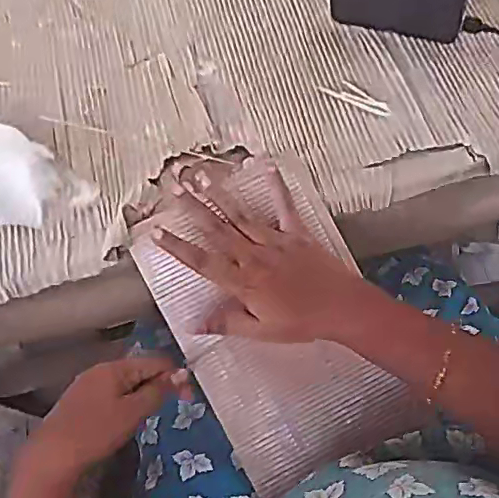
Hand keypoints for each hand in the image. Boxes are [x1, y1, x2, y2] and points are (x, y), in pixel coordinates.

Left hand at [18, 357, 190, 484]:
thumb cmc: (96, 432)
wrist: (53, 457)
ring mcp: (87, 386)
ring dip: (143, 397)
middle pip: (140, 370)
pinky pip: (113, 395)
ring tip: (150, 417)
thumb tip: (180, 374)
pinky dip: (127, 404)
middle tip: (173, 409)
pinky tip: (127, 421)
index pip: (154, 361)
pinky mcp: (81, 403)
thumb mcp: (133, 412)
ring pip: (126, 385)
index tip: (188, 398)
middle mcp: (99, 371)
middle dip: (159, 386)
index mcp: (113, 368)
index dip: (175, 377)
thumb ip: (157, 391)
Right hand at [153, 168, 392, 343]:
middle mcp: (255, 257)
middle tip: (172, 187)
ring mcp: (276, 242)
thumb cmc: (302, 323)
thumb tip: (195, 326)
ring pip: (241, 216)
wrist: (341, 308)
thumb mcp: (261, 331)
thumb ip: (227, 324)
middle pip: (217, 230)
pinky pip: (283, 207)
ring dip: (219, 194)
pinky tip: (266, 166)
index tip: (157, 233)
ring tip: (200, 174)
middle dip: (192, 208)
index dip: (178, 248)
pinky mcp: (297, 234)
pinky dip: (275, 187)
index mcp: (244, 283)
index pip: (203, 263)